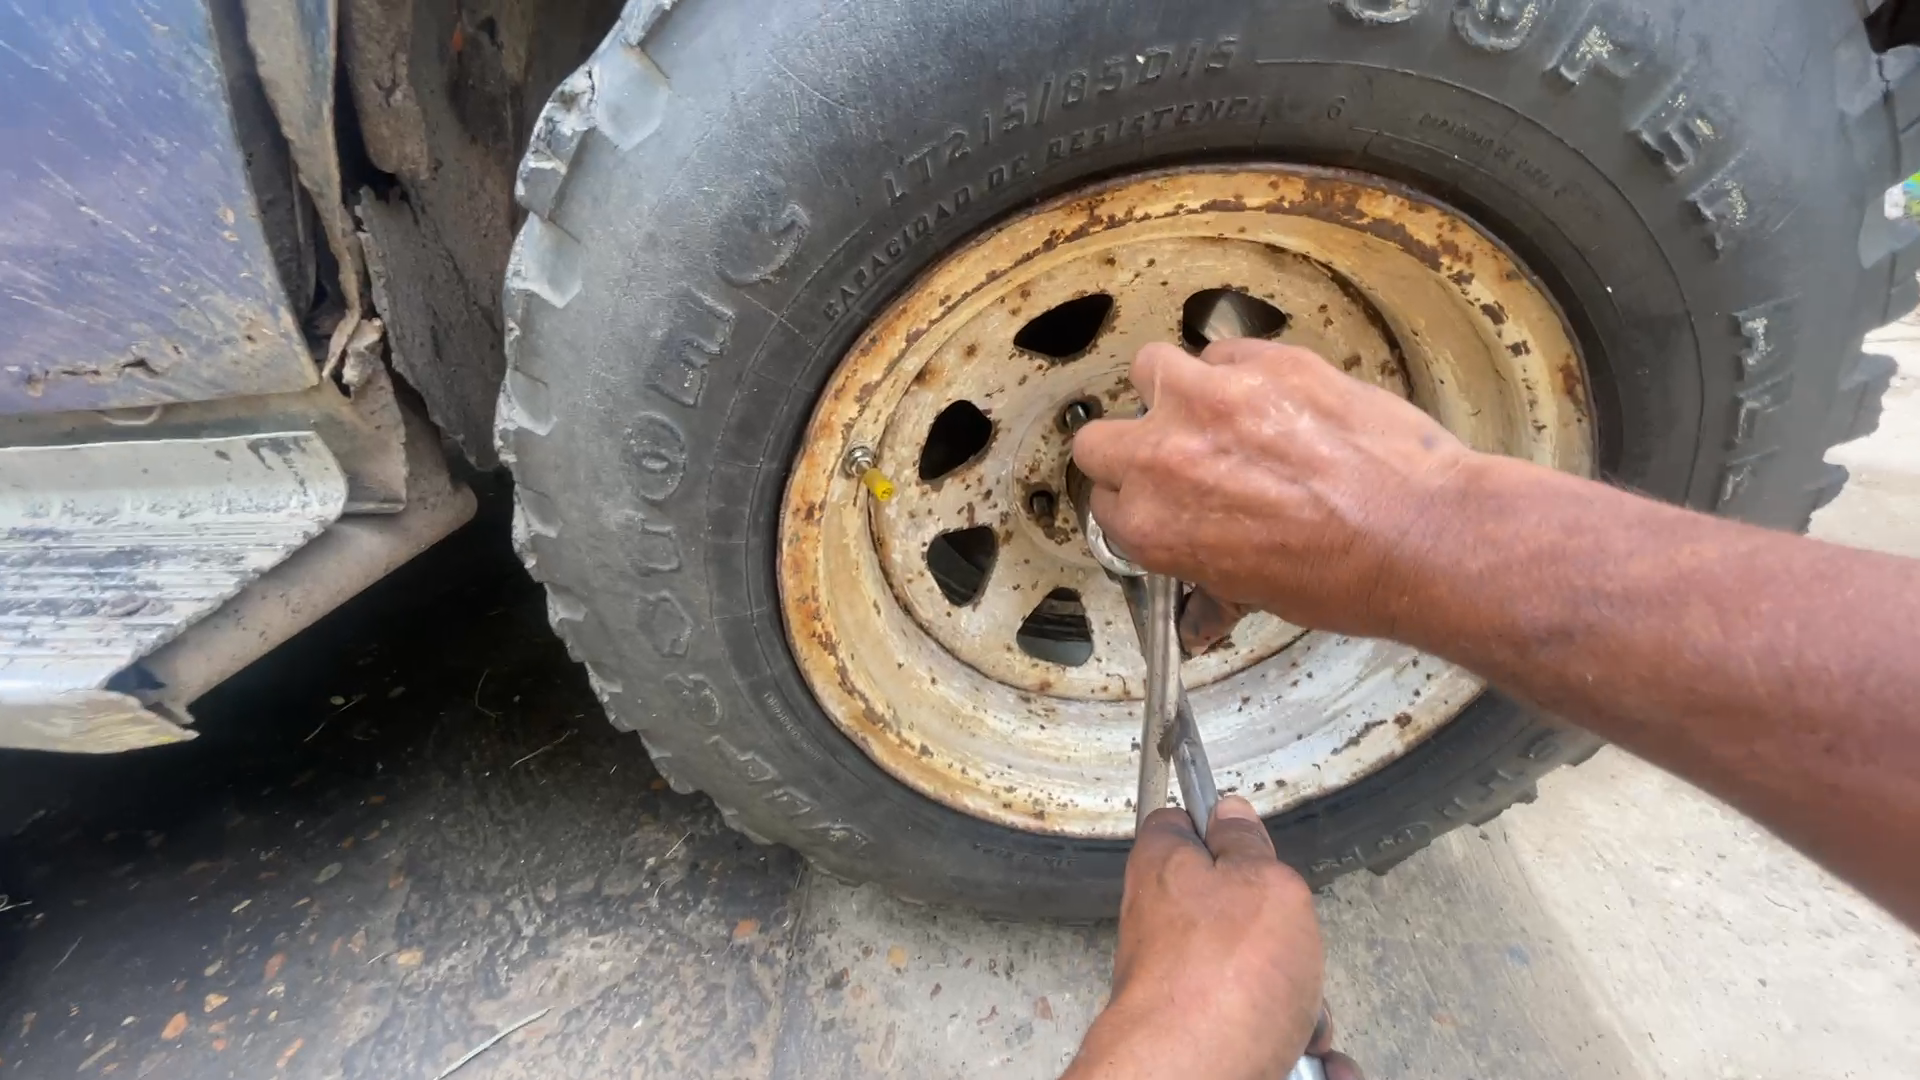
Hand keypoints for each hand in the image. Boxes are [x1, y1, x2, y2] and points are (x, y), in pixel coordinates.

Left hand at [1063, 797, 1324, 1079]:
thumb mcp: (1262, 881)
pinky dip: (1296, 1053)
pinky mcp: (1204, 1035)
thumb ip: (1249, 843)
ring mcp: (1183, 981)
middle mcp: (1165, 921)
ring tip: (1305, 1028)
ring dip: (1302, 1009)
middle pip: (1239, 911)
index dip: (1222, 831)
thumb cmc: (1222, 977)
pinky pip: (1265, 1036)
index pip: (1183, 824)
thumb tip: (1231, 812)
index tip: (1256, 852)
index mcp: (1164, 865)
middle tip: (1292, 959)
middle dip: (1285, 943)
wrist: (1190, 1077)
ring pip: (1261, 980)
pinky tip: (1314, 1067)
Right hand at [1073, 339, 1472, 639]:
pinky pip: (1220, 353)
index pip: (1103, 503)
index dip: (1130, 502)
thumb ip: (1204, 585)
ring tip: (1209, 407)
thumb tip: (1199, 618)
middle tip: (1169, 456)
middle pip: (1096, 441)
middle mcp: (1161, 460)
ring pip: (1147, 370)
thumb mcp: (1251, 596)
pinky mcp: (1261, 363)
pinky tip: (1267, 397)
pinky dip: (1234, 370)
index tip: (1154, 500)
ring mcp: (1207, 401)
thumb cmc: (1339, 578)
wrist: (1418, 535)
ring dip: (1168, 389)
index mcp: (1151, 526)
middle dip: (1126, 450)